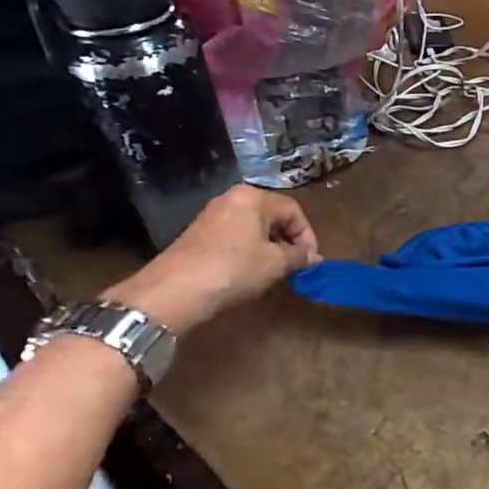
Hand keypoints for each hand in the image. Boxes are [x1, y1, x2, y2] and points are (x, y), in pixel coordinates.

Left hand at [104, 185, 321, 335]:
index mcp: (253, 197)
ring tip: (275, 272)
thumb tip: (314, 257)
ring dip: (270, 248)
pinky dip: (249, 252)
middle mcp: (232, 199)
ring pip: (253, 228)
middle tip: (295, 266)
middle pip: (272, 216)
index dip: (308, 236)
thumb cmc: (234, 269)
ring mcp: (212, 216)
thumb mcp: (275, 263)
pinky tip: (249, 273)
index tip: (310, 261)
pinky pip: (235, 237)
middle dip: (288, 242)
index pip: (293, 211)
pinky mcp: (198, 234)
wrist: (174, 291)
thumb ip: (299, 256)